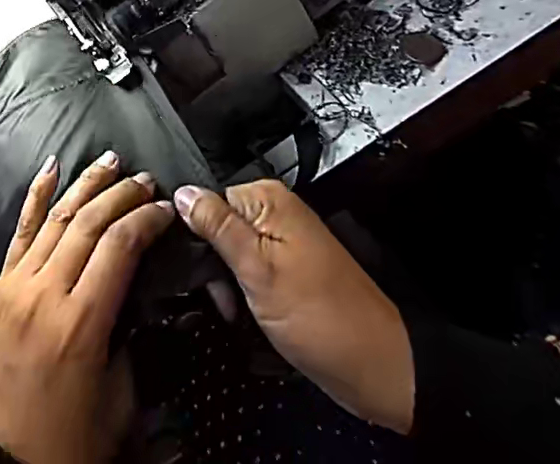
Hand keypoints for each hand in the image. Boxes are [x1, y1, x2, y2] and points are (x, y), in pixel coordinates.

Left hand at [0, 152, 175, 463]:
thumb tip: (136, 287)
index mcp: (81, 322)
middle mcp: (47, 293)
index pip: (119, 246)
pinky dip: (36, 194)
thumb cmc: (68, 437)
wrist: (5, 455)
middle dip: (122, 194)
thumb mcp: (119, 394)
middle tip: (145, 179)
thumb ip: (129, 333)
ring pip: (57, 216)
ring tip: (110, 161)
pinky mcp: (3, 284)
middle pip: (90, 223)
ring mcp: (20, 283)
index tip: (165, 208)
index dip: (146, 219)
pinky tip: (51, 168)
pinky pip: (21, 229)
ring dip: (87, 184)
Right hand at [174, 181, 414, 433]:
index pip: (206, 199)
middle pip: (216, 224)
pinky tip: (249, 311)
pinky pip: (248, 267)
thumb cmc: (322, 318)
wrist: (376, 366)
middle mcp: (276, 211)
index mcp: (268, 198)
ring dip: (226, 281)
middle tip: (226, 297)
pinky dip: (242, 290)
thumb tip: (183, 193)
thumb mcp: (256, 268)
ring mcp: (283, 239)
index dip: (197, 235)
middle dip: (212, 264)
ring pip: (228, 250)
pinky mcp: (287, 265)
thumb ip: (216, 226)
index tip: (203, 269)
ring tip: (240, 309)